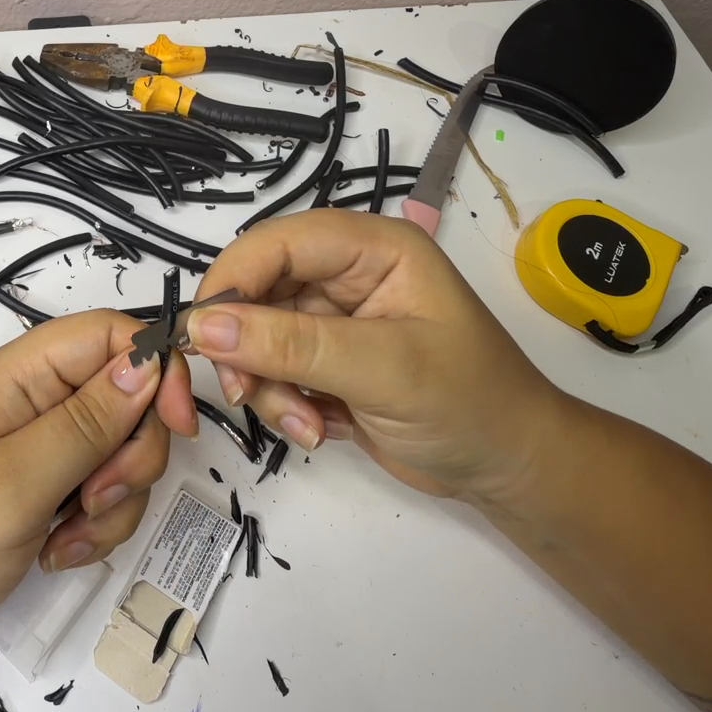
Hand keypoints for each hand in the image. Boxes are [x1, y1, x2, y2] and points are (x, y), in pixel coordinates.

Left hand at [0, 309, 179, 677]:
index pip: (108, 335)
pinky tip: (55, 552)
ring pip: (119, 452)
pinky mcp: (42, 490)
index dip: (155, 367)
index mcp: (18, 376)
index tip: (179, 424)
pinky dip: (92, 527)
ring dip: (111, 502)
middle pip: (126, 397)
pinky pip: (99, 494)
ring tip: (64, 536)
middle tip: (96, 496)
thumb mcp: (16, 479)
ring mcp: (38, 448)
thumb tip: (148, 362)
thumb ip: (88, 421)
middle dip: (130, 454)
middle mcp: (33, 402)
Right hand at [182, 209, 569, 502]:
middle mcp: (344, 272)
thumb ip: (290, 346)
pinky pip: (270, 367)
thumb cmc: (469, 404)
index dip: (232, 280)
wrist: (510, 468)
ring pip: (254, 334)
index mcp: (370, 248)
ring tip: (306, 424)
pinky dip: (280, 402)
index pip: (276, 243)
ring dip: (267, 384)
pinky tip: (317, 428)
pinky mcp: (322, 358)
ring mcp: (330, 317)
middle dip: (246, 345)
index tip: (200, 335)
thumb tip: (201, 328)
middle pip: (256, 288)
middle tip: (244, 392)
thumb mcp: (381, 370)